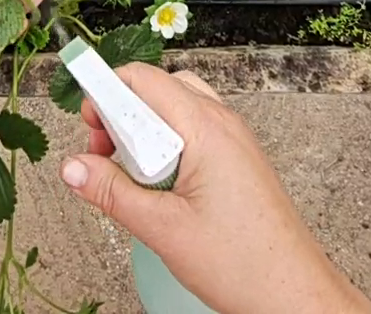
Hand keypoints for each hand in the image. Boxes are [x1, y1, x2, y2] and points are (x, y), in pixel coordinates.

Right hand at [59, 65, 370, 313]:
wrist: (297, 298)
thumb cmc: (244, 265)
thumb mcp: (163, 229)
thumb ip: (112, 193)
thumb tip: (72, 168)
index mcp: (205, 128)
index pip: (144, 79)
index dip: (107, 91)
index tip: (86, 119)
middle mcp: (222, 122)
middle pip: (158, 88)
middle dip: (122, 111)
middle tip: (102, 150)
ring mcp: (233, 138)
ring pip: (175, 107)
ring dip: (144, 128)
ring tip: (128, 169)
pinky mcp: (237, 157)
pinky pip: (193, 128)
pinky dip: (166, 141)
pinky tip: (157, 180)